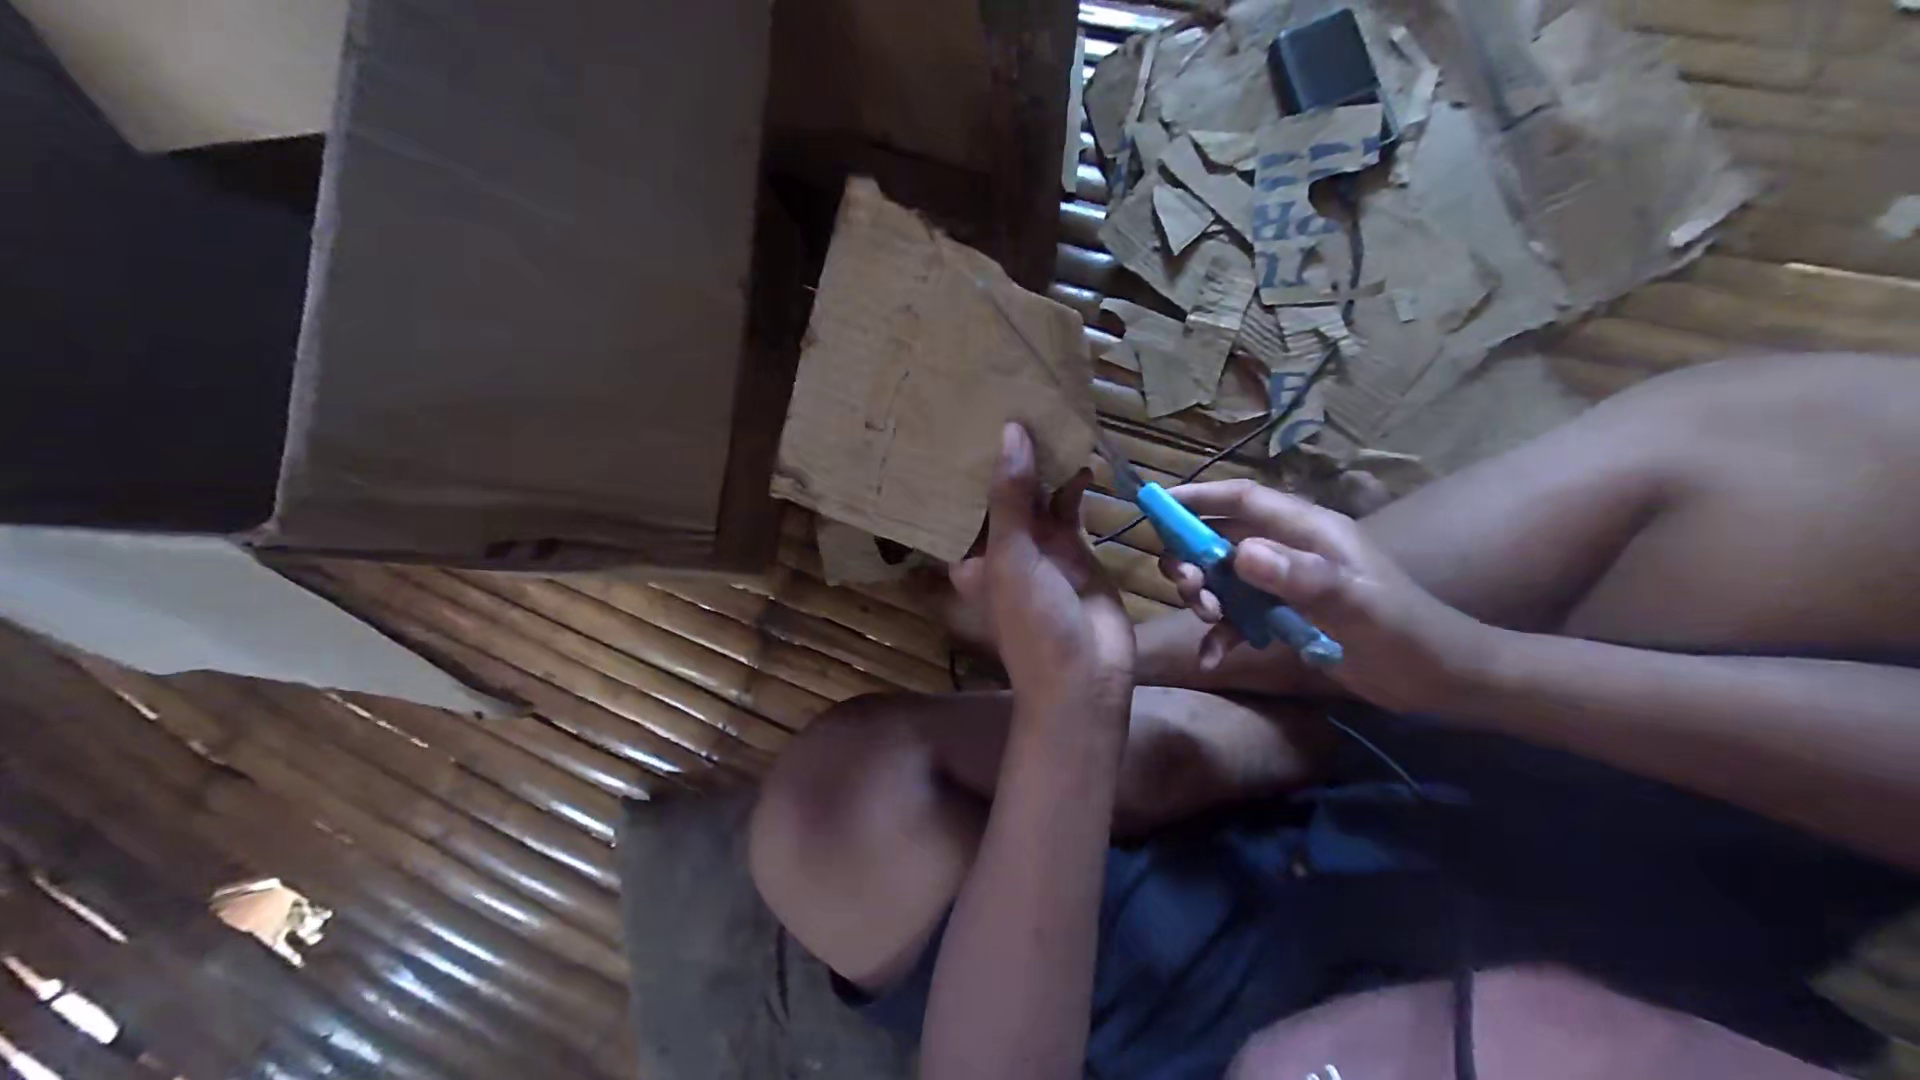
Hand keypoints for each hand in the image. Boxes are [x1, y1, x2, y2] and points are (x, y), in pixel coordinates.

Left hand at [951, 425, 1134, 708]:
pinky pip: (1069, 507)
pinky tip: (1080, 459)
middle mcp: (1001, 548)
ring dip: (1042, 467)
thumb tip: (1010, 432)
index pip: (959, 504)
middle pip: (999, 495)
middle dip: (1005, 459)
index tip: (957, 423)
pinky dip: (1074, 485)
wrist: (1088, 672)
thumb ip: (1009, 496)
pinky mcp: (1073, 547)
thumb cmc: (1031, 619)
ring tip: (1044, 419)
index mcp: (969, 555)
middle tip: (1005, 402)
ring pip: (1036, 497)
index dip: (960, 469)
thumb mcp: (1010, 555)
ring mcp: (1038, 547)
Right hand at [1157, 479, 1491, 713]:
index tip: (1157, 505)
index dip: (1199, 496)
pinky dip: (1221, 633)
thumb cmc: (1405, 635)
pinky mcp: (1284, 614)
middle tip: (1187, 587)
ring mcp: (1285, 583)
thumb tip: (1240, 554)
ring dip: (1204, 595)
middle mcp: (1291, 549)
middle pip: (1221, 537)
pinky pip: (1237, 615)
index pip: (1244, 498)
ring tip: (1207, 619)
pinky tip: (1213, 658)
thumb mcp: (1355, 606)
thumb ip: (1301, 577)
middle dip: (1193, 558)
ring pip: (1222, 577)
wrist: (1441, 681)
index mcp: (1309, 530)